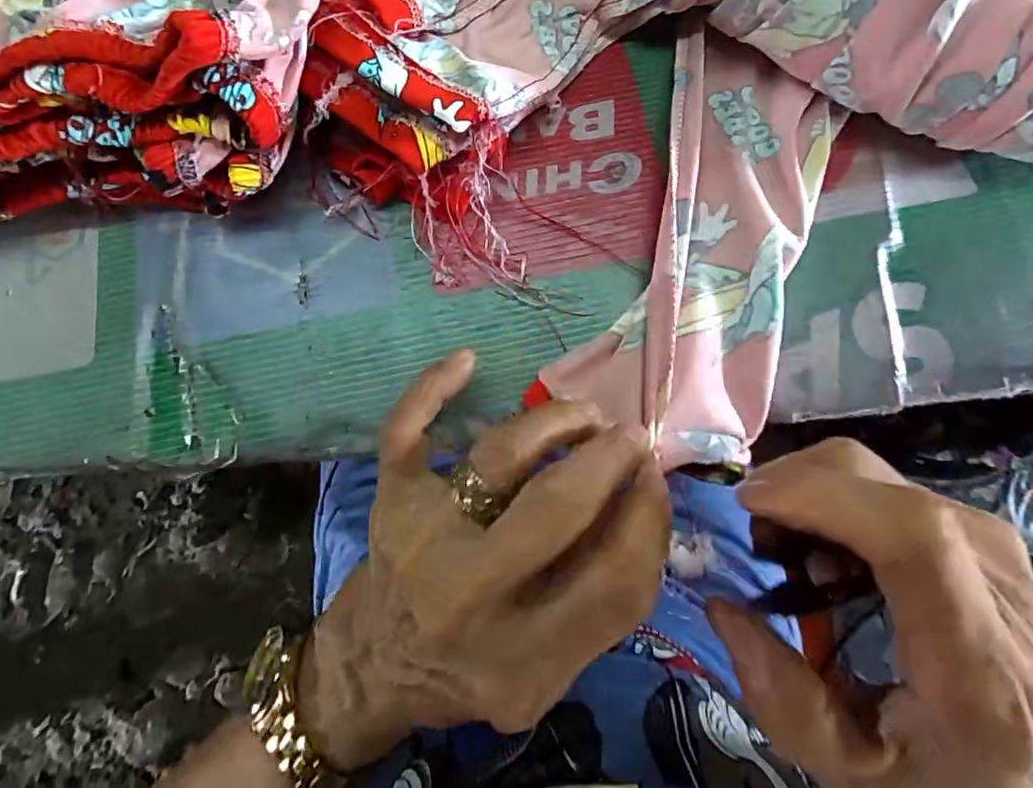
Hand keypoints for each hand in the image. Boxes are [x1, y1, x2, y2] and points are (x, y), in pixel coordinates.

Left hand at [298, 349, 671, 769]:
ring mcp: (423, 537)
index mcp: (523, 659)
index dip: (648, 520)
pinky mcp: (390, 500)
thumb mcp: (546, 670)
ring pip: (498, 455)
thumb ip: (597, 600)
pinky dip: (432, 389)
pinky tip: (467, 360)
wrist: (377, 661)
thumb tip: (640, 495)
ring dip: (553, 421)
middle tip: (628, 436)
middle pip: (556, 506)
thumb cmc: (473, 666)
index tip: (655, 479)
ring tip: (584, 415)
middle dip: (606, 459)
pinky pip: (406, 430)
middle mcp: (470, 594)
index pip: (614, 582)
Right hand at [707, 439, 1032, 787]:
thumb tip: (721, 606)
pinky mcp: (982, 537)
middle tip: (753, 534)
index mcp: (978, 661)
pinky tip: (823, 546)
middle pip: (884, 484)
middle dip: (795, 484)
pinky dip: (835, 495)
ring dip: (811, 489)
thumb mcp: (856, 773)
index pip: (914, 535)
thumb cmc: (951, 781)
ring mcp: (996, 551)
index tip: (748, 503)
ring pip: (879, 472)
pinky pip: (889, 485)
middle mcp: (1000, 587)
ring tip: (784, 545)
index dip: (822, 496)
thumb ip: (783, 700)